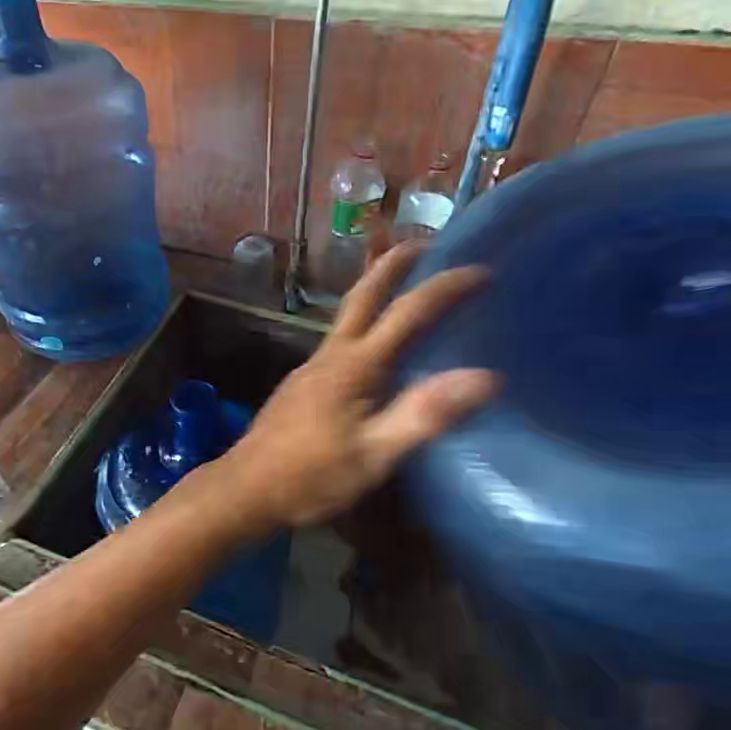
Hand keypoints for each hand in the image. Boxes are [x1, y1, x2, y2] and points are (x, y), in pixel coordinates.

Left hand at [213, 242, 498, 532]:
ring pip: (349, 312)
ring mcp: (314, 365)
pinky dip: (365, 319)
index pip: (407, 312)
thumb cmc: (311, 476)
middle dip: (395, 263)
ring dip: (377, 286)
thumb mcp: (374, 455)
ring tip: (403, 280)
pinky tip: (374, 341)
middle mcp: (333, 353)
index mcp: (356, 365)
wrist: (245, 488)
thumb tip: (484, 376)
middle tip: (425, 241)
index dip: (445, 287)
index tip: (481, 270)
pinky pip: (342, 336)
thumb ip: (423, 415)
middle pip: (364, 293)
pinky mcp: (305, 381)